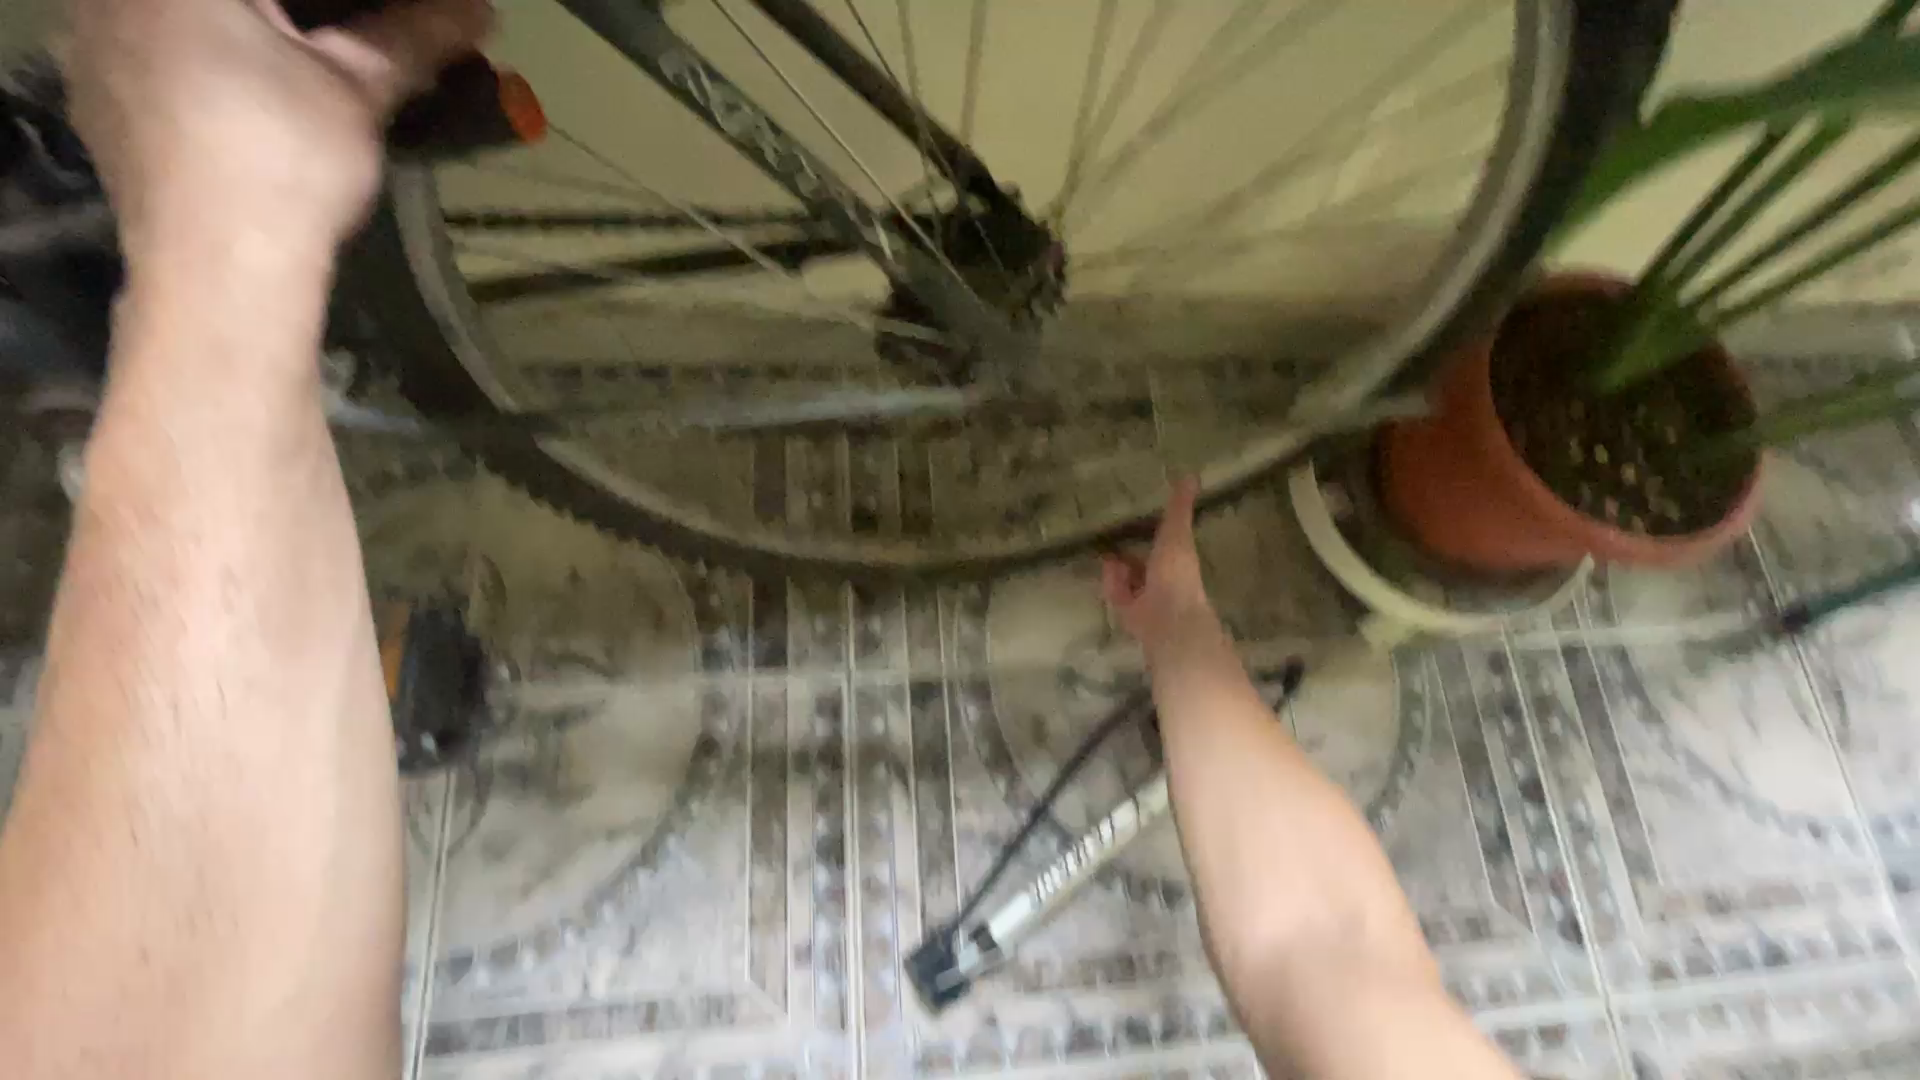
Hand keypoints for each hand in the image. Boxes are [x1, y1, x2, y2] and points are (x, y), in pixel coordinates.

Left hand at [67, 0, 491, 273]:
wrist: (219, 259)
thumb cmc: (288, 158)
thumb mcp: (359, 94)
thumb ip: (411, 39)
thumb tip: (479, 9)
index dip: (351, 8)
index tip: (383, 29)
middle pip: (237, 4)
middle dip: (297, 22)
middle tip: (346, 52)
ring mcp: (93, 41)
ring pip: (184, 21)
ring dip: (243, 38)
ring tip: (294, 77)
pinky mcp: (96, 96)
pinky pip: (155, 55)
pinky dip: (206, 68)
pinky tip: (246, 111)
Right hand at [1101, 477, 1219, 658]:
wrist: (1167, 616)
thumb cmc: (1176, 573)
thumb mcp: (1176, 533)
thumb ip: (1179, 507)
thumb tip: (1189, 474)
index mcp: (1178, 560)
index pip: (1167, 543)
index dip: (1157, 532)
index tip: (1142, 517)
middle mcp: (1163, 579)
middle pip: (1144, 563)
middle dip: (1131, 553)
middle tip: (1113, 535)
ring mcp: (1145, 598)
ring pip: (1128, 579)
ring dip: (1118, 567)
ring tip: (1104, 550)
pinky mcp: (1127, 612)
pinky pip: (1116, 593)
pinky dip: (1111, 582)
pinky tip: (1105, 568)